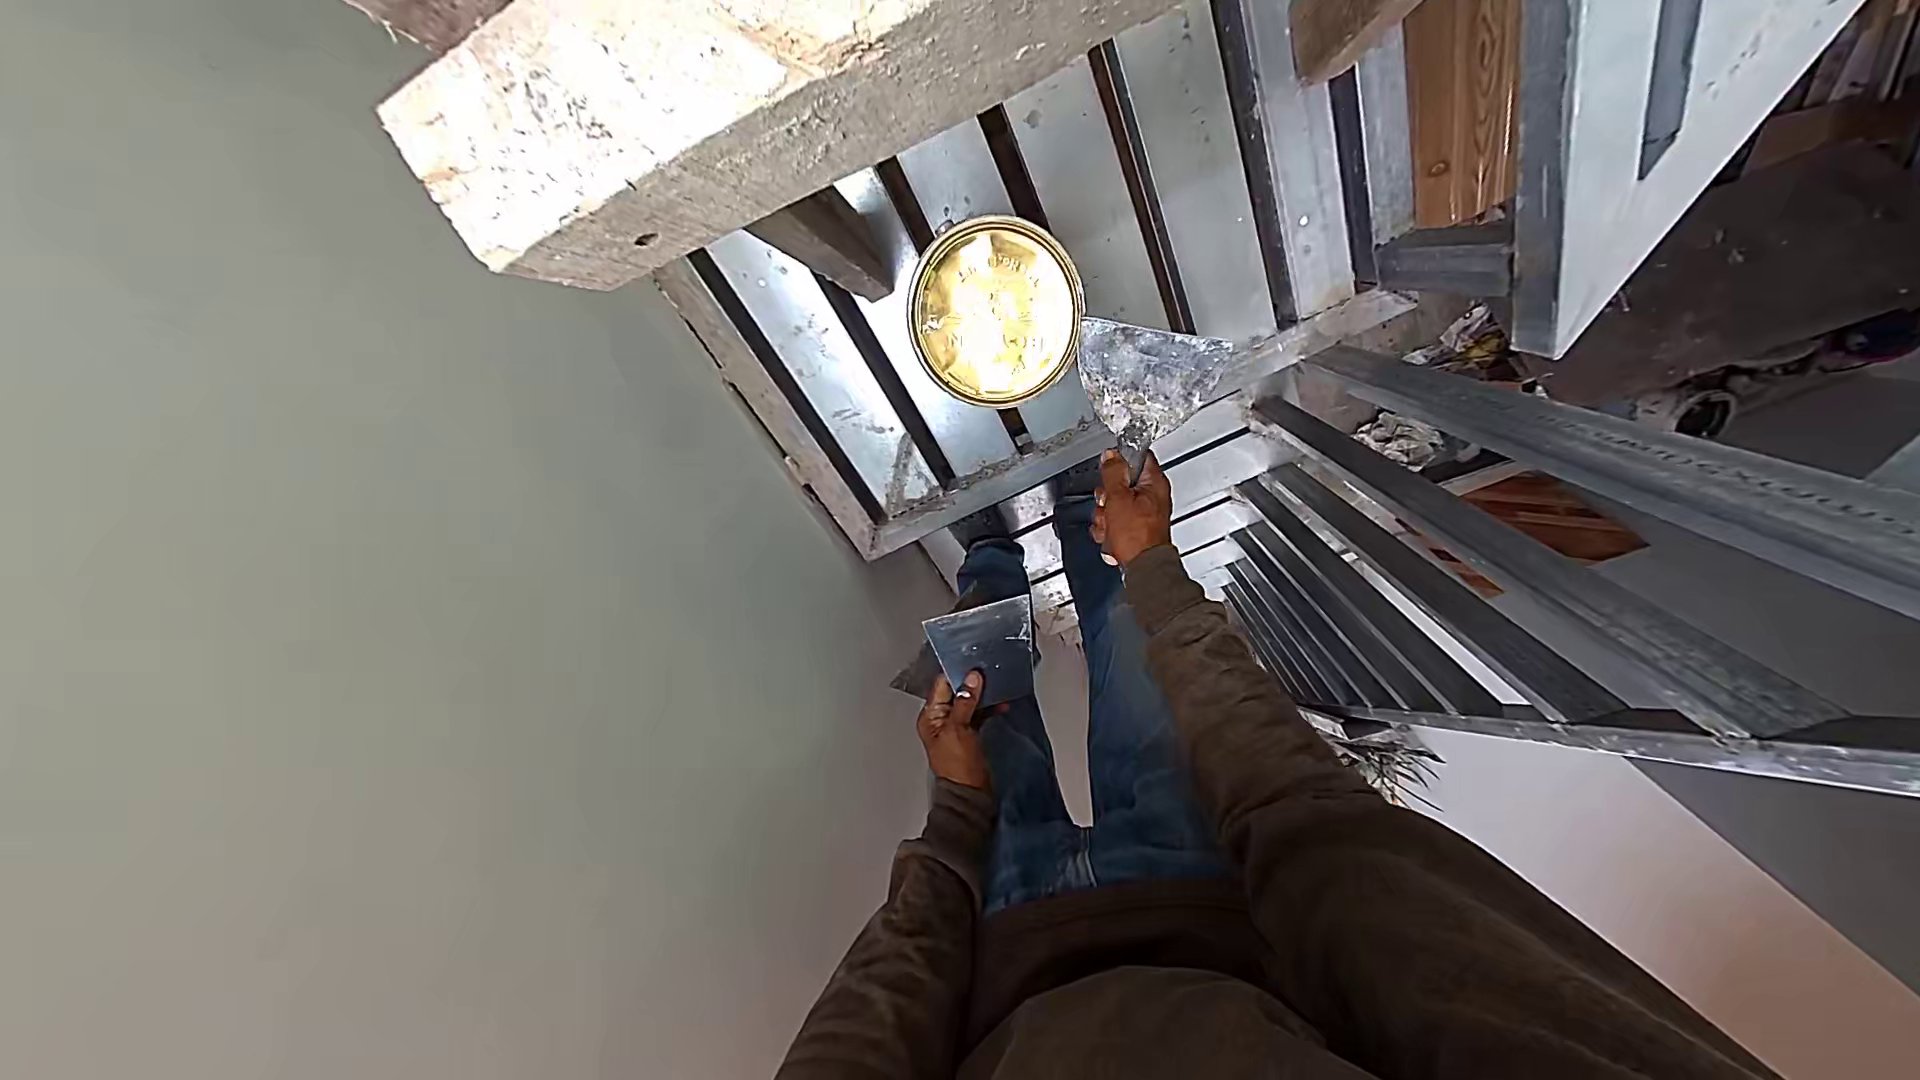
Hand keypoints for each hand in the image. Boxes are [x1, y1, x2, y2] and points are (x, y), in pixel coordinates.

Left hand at [917, 672, 990, 790]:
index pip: (941, 686)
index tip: (973, 663)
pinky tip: (1001, 704)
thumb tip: (972, 677)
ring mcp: (956, 726)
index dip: (956, 673)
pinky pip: (978, 713)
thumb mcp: (959, 730)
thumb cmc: (959, 765)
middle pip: (955, 692)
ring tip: (998, 684)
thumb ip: (965, 702)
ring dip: (983, 694)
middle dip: (971, 682)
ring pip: (968, 701)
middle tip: (988, 670)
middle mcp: (941, 719)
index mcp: (930, 716)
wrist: (970, 795)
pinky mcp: (970, 732)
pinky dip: (988, 708)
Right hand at [1091, 448, 1172, 566]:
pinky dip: (1109, 530)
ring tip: (1110, 524)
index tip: (1109, 470)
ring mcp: (1144, 514)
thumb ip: (1113, 472)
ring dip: (1105, 515)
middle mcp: (1152, 497)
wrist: (1142, 566)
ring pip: (1114, 505)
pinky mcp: (1136, 529)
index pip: (1137, 457)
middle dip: (1107, 496)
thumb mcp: (1118, 497)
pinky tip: (1111, 535)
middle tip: (1108, 504)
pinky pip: (1115, 522)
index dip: (1119, 462)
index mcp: (1154, 483)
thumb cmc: (1137, 535)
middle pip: (1121, 484)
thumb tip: (1111, 455)